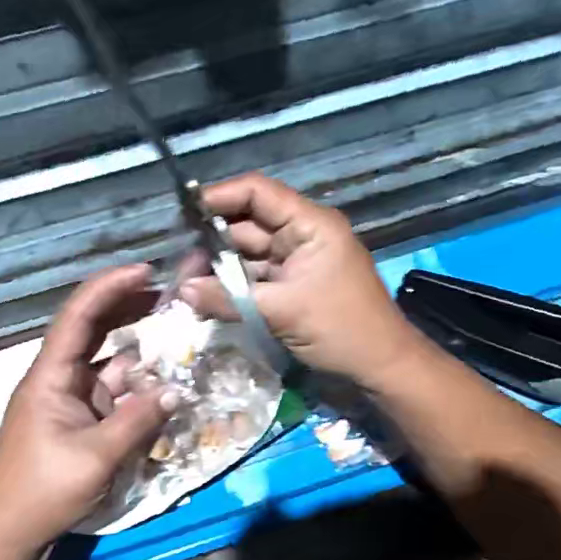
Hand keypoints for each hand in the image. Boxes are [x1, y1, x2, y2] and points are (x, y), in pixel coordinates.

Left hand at [0, 265, 175, 553]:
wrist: (8, 532)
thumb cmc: (42, 490)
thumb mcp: (96, 456)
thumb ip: (138, 421)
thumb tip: (177, 391)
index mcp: (50, 375)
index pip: (79, 316)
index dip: (110, 288)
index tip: (145, 270)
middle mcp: (57, 379)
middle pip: (91, 331)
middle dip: (126, 308)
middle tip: (167, 294)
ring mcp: (66, 401)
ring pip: (104, 363)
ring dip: (135, 349)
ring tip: (172, 332)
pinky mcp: (75, 423)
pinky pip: (108, 394)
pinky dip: (133, 387)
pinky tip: (160, 383)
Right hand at [180, 173, 431, 386]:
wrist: (381, 366)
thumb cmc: (342, 329)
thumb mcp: (282, 312)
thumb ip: (228, 299)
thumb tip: (182, 291)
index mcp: (309, 225)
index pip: (258, 193)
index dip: (218, 198)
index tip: (183, 215)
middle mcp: (300, 235)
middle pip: (245, 225)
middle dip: (210, 244)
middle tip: (179, 269)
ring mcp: (295, 261)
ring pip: (245, 254)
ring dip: (217, 269)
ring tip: (186, 287)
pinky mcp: (290, 285)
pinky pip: (252, 278)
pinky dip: (230, 287)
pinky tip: (205, 299)